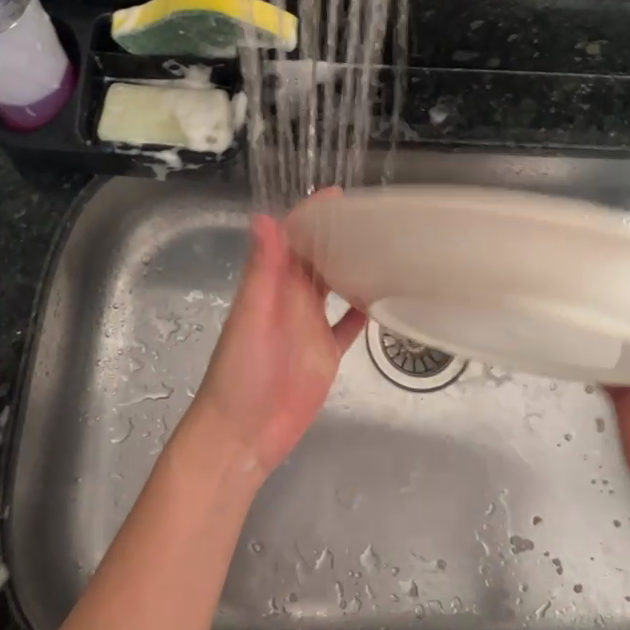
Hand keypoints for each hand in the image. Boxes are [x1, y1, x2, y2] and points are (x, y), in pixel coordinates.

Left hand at [187, 211, 365, 475]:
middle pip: (317, 257)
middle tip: (377, 215)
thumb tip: (265, 216)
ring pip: (335, 286)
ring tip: (389, 246)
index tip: (340, 194)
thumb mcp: (251, 316)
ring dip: (354, 266)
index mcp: (272, 284)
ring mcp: (311, 325)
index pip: (293, 239)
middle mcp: (292, 298)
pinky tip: (388, 296)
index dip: (312, 215)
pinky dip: (364, 310)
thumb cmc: (240, 373)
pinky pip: (348, 325)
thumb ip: (261, 269)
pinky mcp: (326, 353)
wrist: (242, 435)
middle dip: (339, 235)